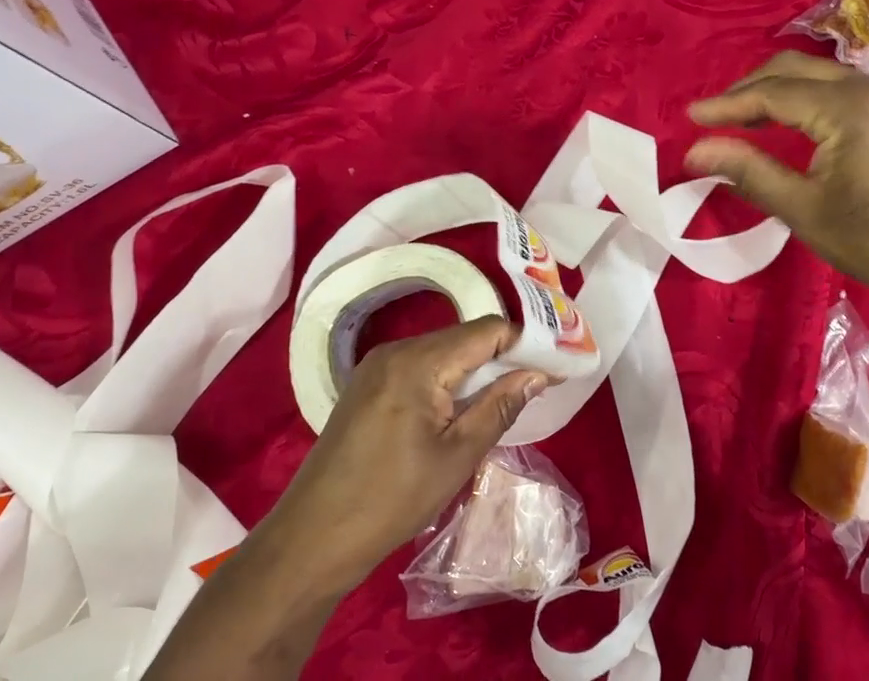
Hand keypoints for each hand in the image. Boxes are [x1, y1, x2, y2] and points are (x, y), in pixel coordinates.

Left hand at [266, 318, 547, 590]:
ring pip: (445, 351)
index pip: (487, 330)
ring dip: (478, 369)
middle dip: (505, 356)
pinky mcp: (368, 387)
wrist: (312, 539)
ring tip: (509, 396)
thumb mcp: (458, 456)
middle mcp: (396, 351)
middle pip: (465, 337)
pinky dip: (451, 379)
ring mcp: (377, 367)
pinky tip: (465, 407)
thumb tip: (538, 374)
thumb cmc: (391, 500)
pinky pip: (422, 367)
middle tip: (539, 382)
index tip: (556, 365)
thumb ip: (500, 406)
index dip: (526, 343)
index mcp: (418, 362)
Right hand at [684, 52, 868, 305]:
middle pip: (797, 70)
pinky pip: (847, 89)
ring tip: (748, 119)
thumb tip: (694, 151)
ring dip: (782, 90)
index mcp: (849, 109)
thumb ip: (748, 170)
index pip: (774, 93)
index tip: (691, 117)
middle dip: (752, 87)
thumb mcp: (802, 208)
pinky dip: (812, 98)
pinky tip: (796, 123)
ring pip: (823, 77)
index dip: (728, 104)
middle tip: (716, 115)